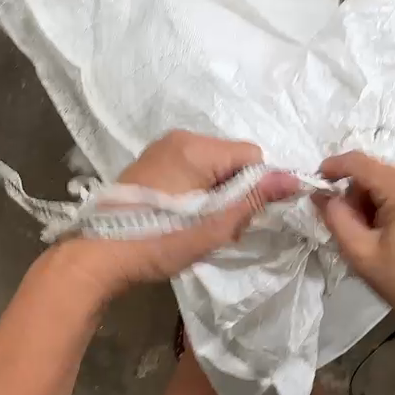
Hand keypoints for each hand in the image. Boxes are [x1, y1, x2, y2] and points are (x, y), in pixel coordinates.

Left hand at [43, 130, 296, 300]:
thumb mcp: (215, 223)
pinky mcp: (149, 165)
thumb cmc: (160, 240)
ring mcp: (161, 150)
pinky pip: (191, 171)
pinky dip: (196, 192)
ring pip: (213, 167)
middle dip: (236, 192)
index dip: (256, 187)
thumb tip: (296, 178)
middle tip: (217, 227)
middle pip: (232, 159)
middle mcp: (179, 138)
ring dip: (217, 195)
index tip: (239, 218)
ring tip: (197, 226)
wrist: (98, 256)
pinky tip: (181, 219)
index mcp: (196, 146)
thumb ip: (256, 196)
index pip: (252, 156)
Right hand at [315, 152, 394, 338]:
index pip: (358, 162)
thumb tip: (319, 194)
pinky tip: (387, 236)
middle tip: (351, 232)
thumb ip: (335, 217)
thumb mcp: (361, 253)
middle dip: (353, 197)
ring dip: (368, 204)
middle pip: (371, 173)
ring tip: (372, 239)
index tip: (312, 185)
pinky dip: (385, 207)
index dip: (331, 168)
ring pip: (384, 183)